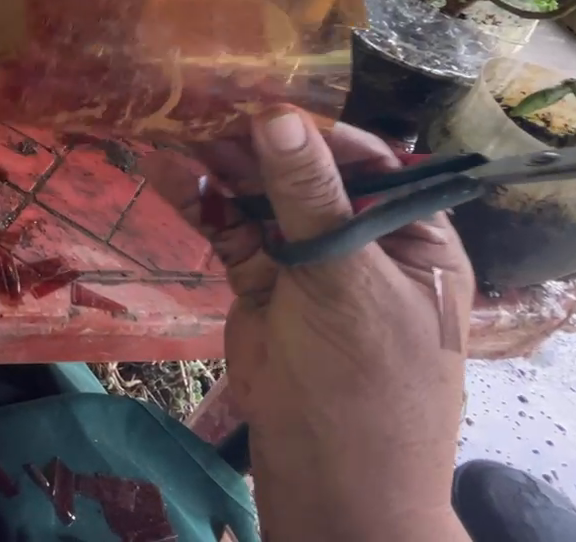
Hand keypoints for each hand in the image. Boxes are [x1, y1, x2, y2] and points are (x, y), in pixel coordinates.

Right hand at [155, 110, 473, 541]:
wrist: (327, 472)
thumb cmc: (366, 377)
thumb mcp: (343, 279)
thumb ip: (306, 196)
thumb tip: (276, 116)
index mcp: (409, 235)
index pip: (367, 162)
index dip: (314, 130)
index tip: (257, 104)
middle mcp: (356, 237)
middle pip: (300, 174)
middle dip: (252, 145)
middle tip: (199, 113)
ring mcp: (302, 258)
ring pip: (256, 197)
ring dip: (216, 168)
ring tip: (173, 133)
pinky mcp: (257, 276)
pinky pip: (226, 227)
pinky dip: (198, 202)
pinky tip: (166, 173)